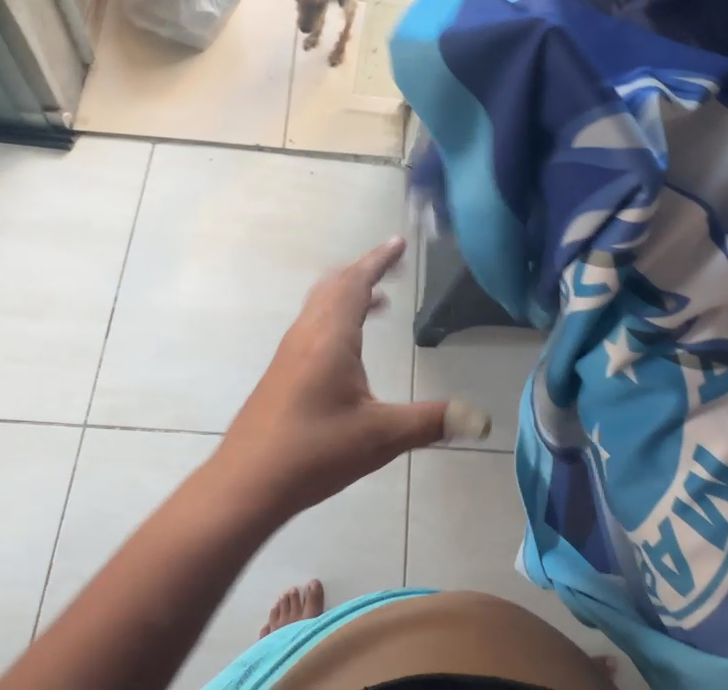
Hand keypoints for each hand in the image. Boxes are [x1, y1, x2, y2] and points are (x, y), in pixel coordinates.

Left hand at [210, 237, 447, 517]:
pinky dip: (336, 317)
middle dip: (364, 271)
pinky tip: (350, 350)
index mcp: (330, 337)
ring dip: (349, 294)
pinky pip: (313, 326)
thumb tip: (480, 418)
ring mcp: (290, 354)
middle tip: (393, 266)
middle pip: (334, 286)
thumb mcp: (381, 436)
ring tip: (380, 303)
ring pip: (320, 306)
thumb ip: (431, 422)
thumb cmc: (314, 451)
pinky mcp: (282, 374)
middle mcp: (307, 335)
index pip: (356, 283)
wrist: (246, 484)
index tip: (398, 243)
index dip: (378, 260)